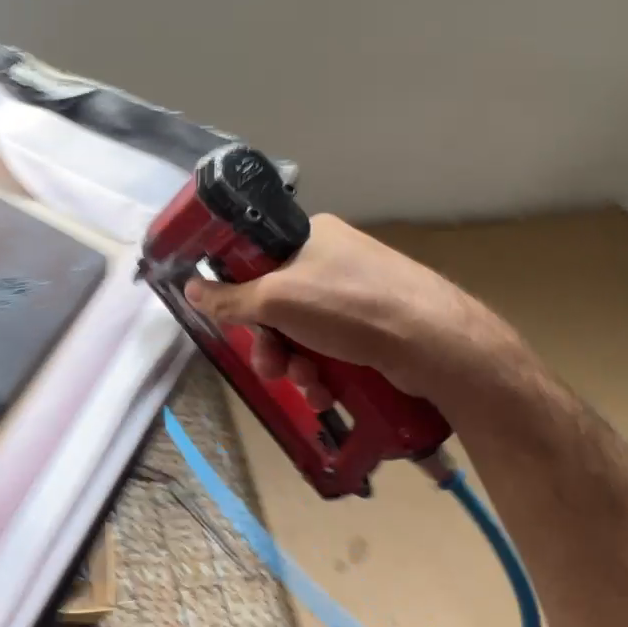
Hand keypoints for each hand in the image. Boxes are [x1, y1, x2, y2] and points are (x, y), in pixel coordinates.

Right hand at [181, 213, 517, 403]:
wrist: (437, 345)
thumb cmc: (350, 307)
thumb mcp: (276, 300)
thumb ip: (229, 299)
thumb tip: (190, 288)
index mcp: (312, 235)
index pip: (257, 258)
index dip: (239, 291)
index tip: (235, 318)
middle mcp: (334, 259)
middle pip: (277, 303)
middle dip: (270, 342)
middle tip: (270, 366)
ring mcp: (358, 293)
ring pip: (302, 332)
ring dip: (294, 363)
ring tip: (306, 385)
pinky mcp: (377, 326)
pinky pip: (331, 348)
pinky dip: (322, 372)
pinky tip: (326, 391)